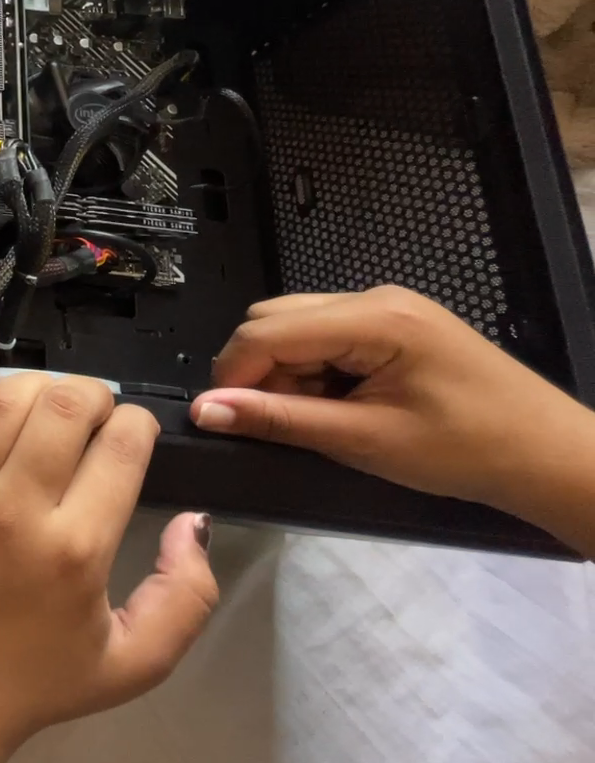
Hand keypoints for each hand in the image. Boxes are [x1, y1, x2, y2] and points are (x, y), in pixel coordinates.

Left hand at [0, 374, 217, 762]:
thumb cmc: (40, 675)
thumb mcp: (139, 660)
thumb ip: (187, 594)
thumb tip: (195, 521)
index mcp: (74, 548)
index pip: (117, 449)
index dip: (139, 424)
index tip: (142, 430)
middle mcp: (14, 507)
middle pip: (58, 408)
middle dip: (93, 393)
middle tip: (104, 408)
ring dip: (35, 386)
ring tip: (56, 399)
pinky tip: (1, 410)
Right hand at [191, 286, 594, 552]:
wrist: (561, 464)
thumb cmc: (470, 452)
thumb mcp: (364, 440)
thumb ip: (276, 420)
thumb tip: (202, 410)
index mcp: (374, 318)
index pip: (264, 332)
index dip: (232, 374)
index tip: (227, 416)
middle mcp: (373, 298)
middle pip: (270, 321)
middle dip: (258, 370)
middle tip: (281, 417)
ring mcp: (384, 307)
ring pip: (287, 326)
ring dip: (281, 369)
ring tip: (316, 412)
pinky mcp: (389, 322)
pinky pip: (316, 333)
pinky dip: (307, 367)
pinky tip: (336, 399)